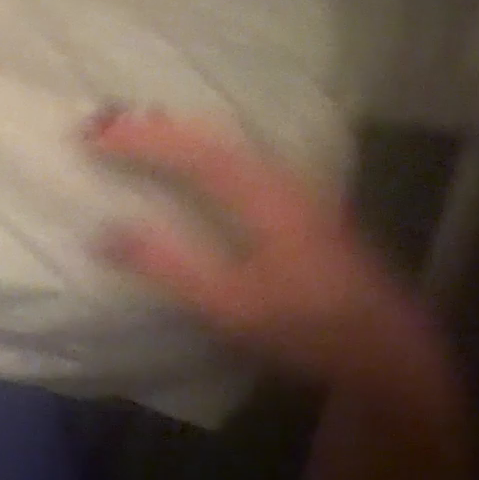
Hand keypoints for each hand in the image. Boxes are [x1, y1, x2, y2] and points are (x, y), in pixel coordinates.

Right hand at [85, 111, 478, 479]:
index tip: (90, 138)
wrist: (388, 357)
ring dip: (175, 134)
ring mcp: (293, 190)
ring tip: (132, 131)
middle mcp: (279, 181)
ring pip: (224, 144)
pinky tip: (186, 157)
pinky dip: (198, 148)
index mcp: (262, 197)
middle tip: (100, 123)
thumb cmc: (304, 328)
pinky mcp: (298, 206)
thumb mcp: (229, 305)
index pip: (189, 153)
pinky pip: (235, 158)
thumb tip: (103, 232)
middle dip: (151, 127)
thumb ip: (167, 265)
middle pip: (207, 137)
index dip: (137, 141)